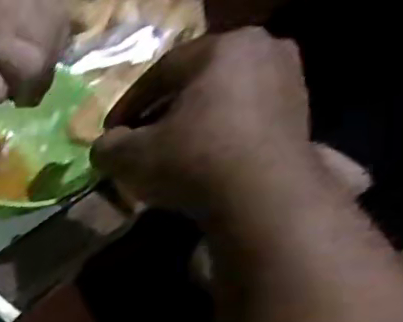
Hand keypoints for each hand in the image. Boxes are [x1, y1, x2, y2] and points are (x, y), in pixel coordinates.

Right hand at [0, 0, 68, 108]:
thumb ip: (9, 5)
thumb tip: (45, 16)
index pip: (59, 12)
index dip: (59, 32)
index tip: (49, 46)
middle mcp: (12, 10)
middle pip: (52, 40)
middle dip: (47, 64)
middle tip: (35, 81)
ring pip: (33, 68)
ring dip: (28, 87)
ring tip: (19, 97)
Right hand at [89, 28, 323, 217]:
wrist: (260, 192)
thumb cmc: (191, 160)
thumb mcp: (129, 157)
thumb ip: (108, 147)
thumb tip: (105, 146)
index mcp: (222, 47)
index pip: (160, 71)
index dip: (127, 105)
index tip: (108, 134)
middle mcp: (261, 48)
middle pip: (195, 82)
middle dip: (161, 111)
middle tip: (137, 142)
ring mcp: (287, 77)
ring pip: (221, 98)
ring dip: (190, 123)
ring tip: (167, 154)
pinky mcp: (298, 110)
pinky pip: (243, 116)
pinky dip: (217, 133)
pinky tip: (199, 160)